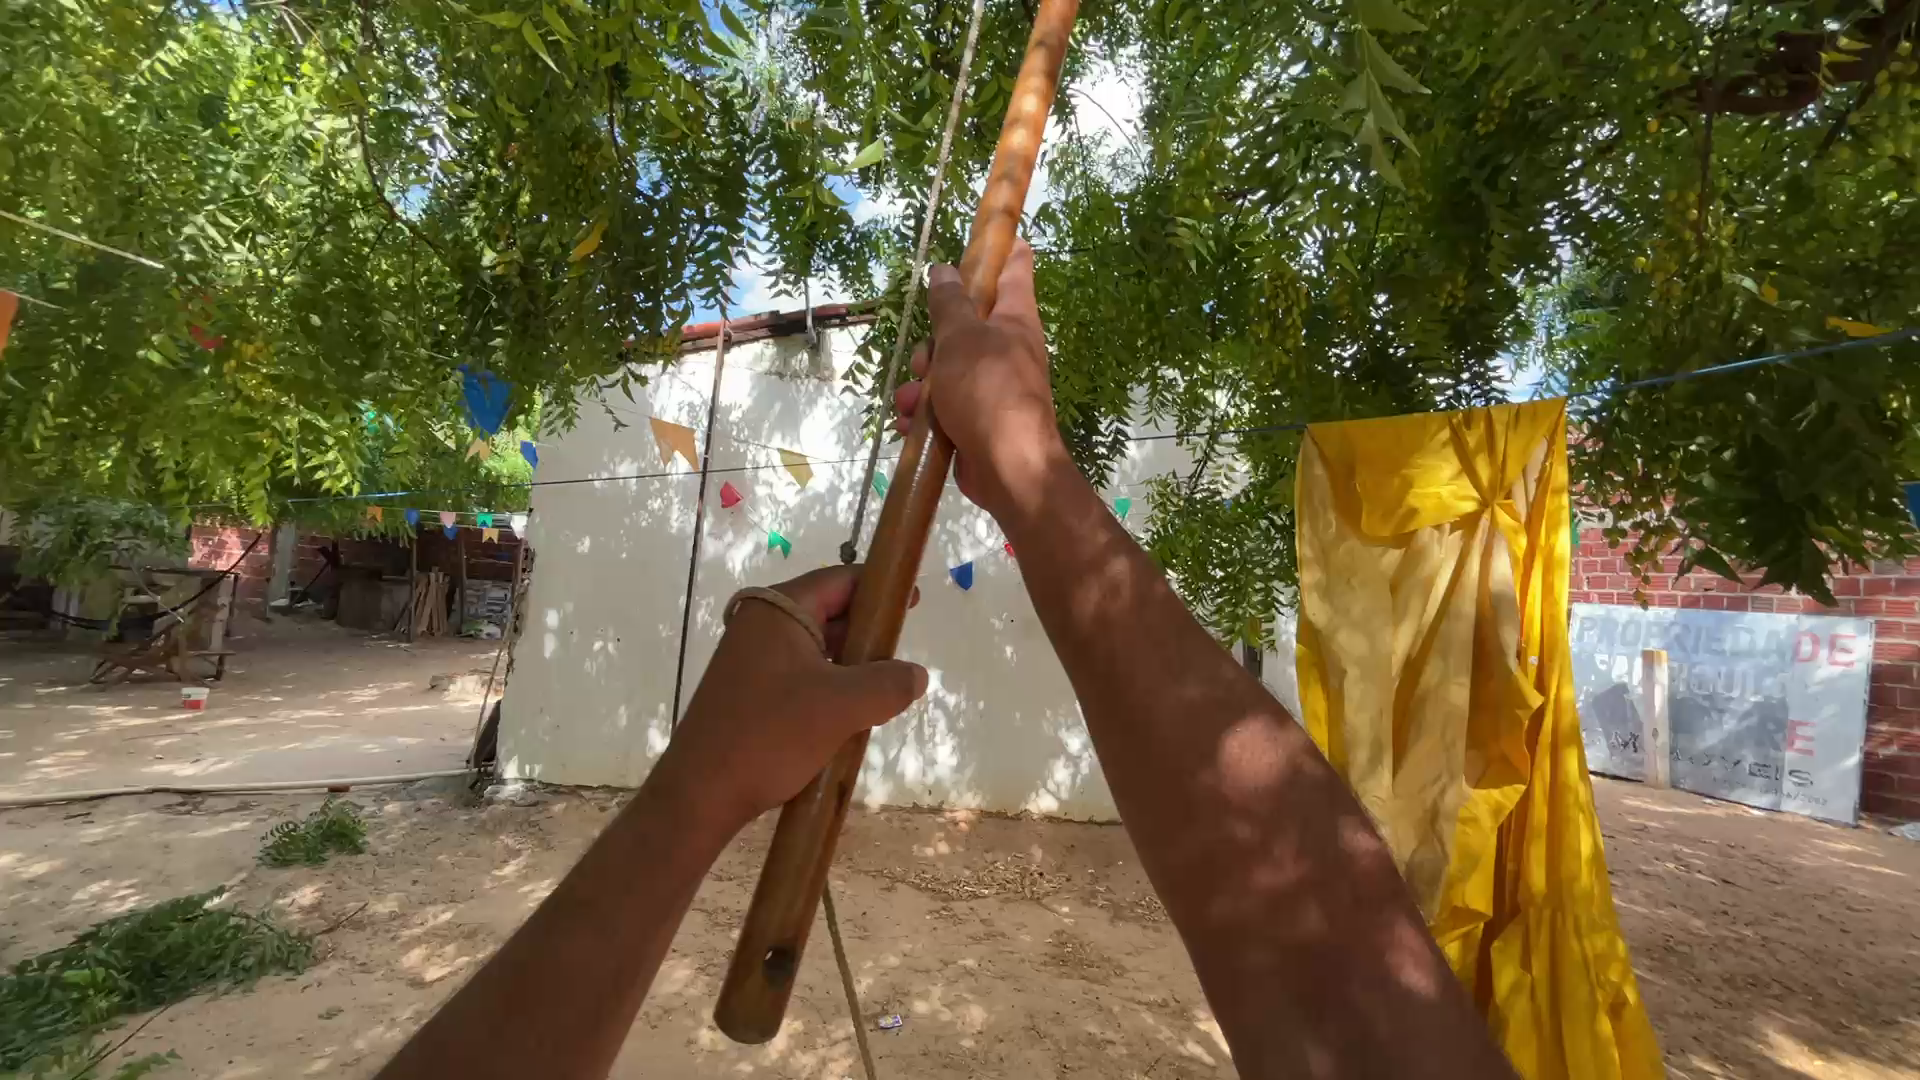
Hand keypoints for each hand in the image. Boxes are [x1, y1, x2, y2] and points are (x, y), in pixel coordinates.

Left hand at [662, 566, 927, 829]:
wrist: (700, 796)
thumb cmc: (770, 737)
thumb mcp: (841, 707)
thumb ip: (888, 684)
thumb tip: (917, 675)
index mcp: (777, 610)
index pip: (839, 580)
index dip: (880, 588)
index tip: (912, 604)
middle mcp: (761, 624)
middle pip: (829, 611)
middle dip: (867, 633)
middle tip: (898, 659)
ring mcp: (752, 657)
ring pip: (817, 647)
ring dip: (850, 664)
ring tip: (879, 692)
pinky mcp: (749, 689)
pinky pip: (802, 673)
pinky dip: (829, 684)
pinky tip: (847, 715)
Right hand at [893, 238, 1066, 518]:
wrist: (1007, 468)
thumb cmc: (988, 391)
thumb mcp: (961, 338)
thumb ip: (949, 302)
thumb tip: (943, 268)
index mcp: (1014, 316)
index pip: (1015, 263)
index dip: (997, 246)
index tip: (972, 239)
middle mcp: (1006, 347)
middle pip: (961, 325)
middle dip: (931, 344)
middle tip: (926, 362)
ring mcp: (991, 385)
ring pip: (945, 370)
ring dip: (921, 386)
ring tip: (914, 404)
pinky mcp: (976, 419)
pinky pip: (944, 406)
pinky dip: (925, 415)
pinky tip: (912, 426)